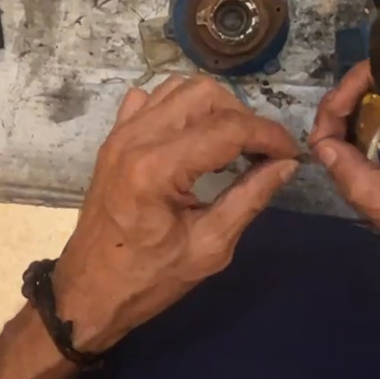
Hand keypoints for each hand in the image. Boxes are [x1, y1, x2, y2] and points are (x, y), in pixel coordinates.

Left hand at [52, 76, 300, 352]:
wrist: (89, 290)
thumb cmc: (148, 279)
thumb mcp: (209, 247)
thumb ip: (249, 198)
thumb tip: (286, 164)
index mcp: (158, 168)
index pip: (228, 128)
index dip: (268, 135)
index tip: (290, 154)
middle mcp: (136, 138)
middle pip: (204, 94)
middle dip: (242, 116)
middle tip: (260, 151)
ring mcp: (120, 133)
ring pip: (178, 88)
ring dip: (212, 107)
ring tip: (230, 143)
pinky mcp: (113, 137)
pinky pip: (151, 99)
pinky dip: (179, 106)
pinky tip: (191, 136)